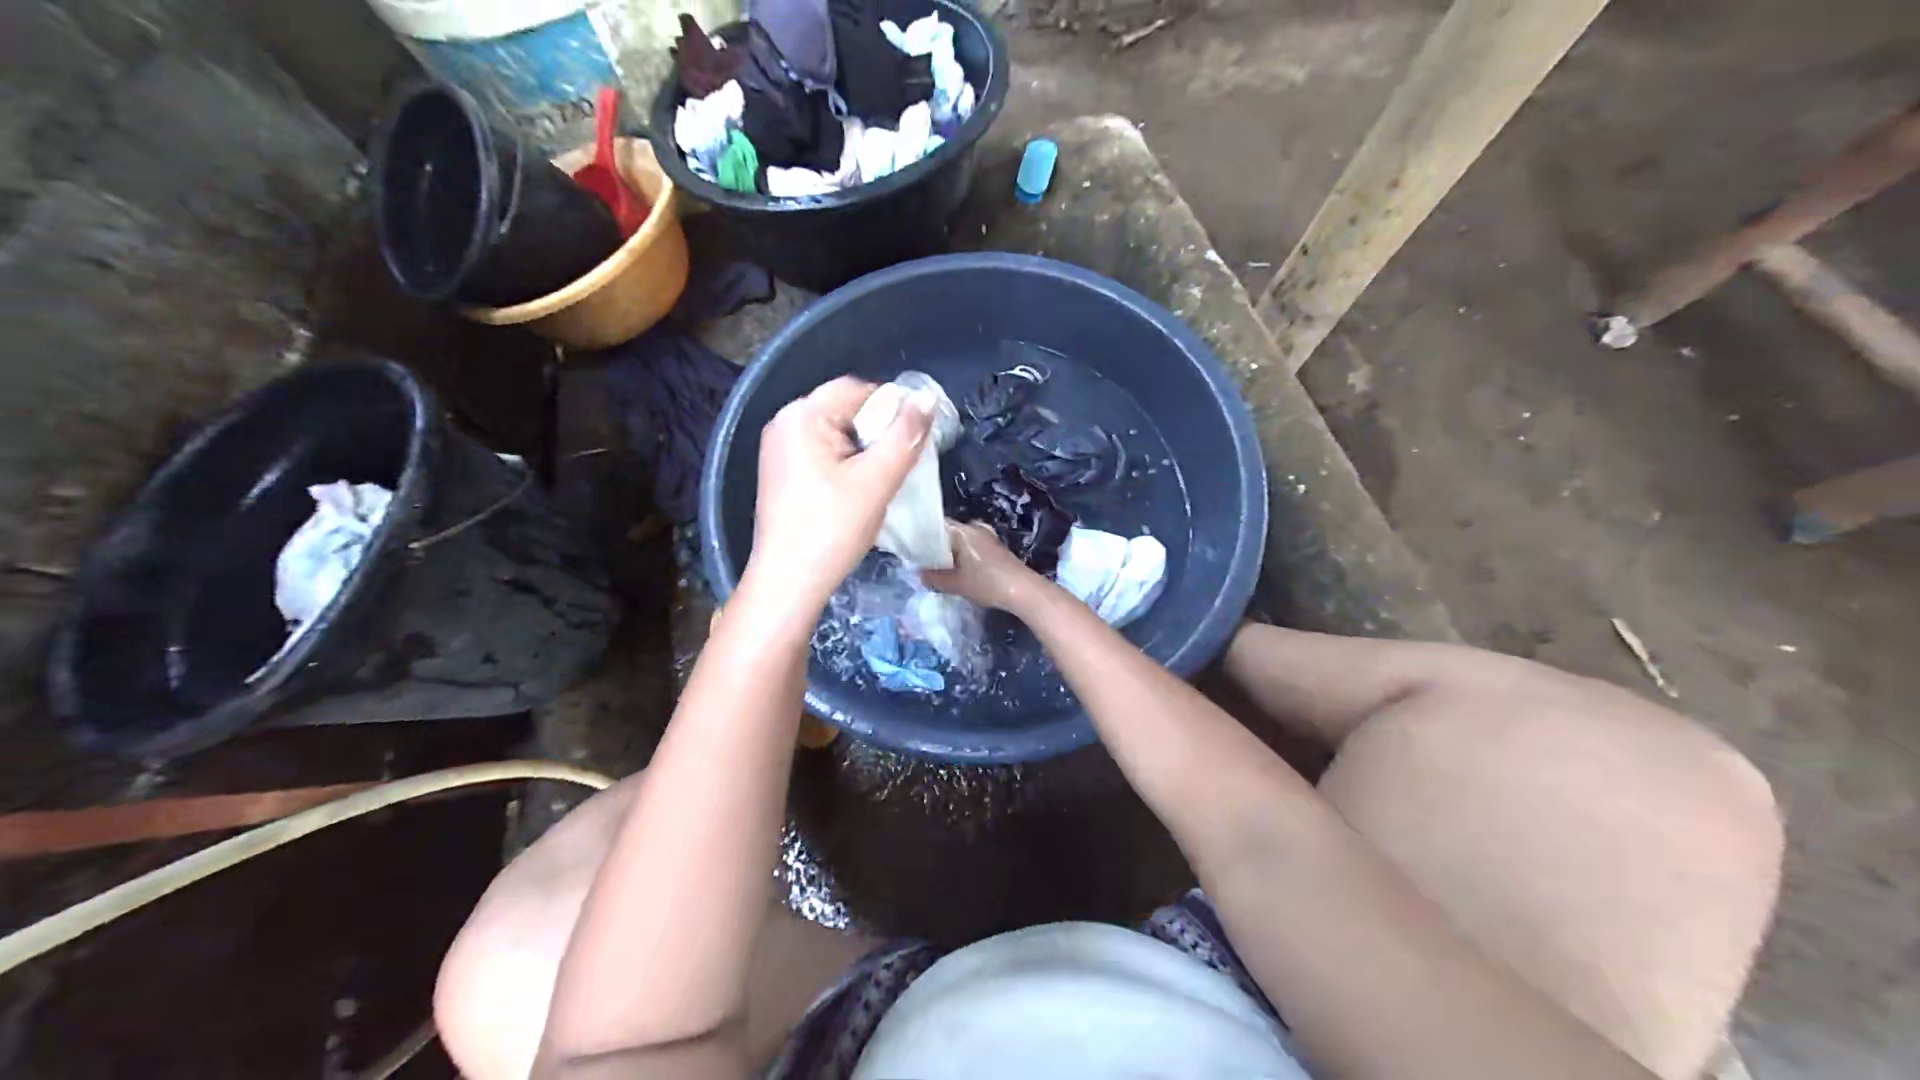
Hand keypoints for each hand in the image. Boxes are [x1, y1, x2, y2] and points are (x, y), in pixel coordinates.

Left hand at [744, 376, 932, 610]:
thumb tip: (927, 398)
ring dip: (864, 452)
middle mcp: (784, 423)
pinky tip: (857, 493)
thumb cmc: (831, 529)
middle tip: (895, 467)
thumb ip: (906, 435)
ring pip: (837, 434)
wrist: (788, 582)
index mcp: (802, 415)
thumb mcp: (877, 480)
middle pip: (846, 410)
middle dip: (877, 433)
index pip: (858, 389)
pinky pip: (823, 453)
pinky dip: (846, 465)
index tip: (911, 442)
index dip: (892, 409)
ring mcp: (779, 449)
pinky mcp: (782, 473)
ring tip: (878, 483)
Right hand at [922, 521, 1051, 613]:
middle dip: (936, 548)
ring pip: (961, 542)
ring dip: (951, 554)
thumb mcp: (956, 584)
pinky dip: (963, 557)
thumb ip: (934, 578)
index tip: (913, 553)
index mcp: (962, 531)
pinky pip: (972, 548)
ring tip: (939, 570)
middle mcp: (975, 527)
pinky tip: (959, 572)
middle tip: (924, 564)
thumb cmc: (986, 583)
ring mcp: (987, 536)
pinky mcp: (996, 548)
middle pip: (948, 534)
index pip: (935, 527)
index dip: (922, 539)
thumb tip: (920, 574)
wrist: (1023, 590)